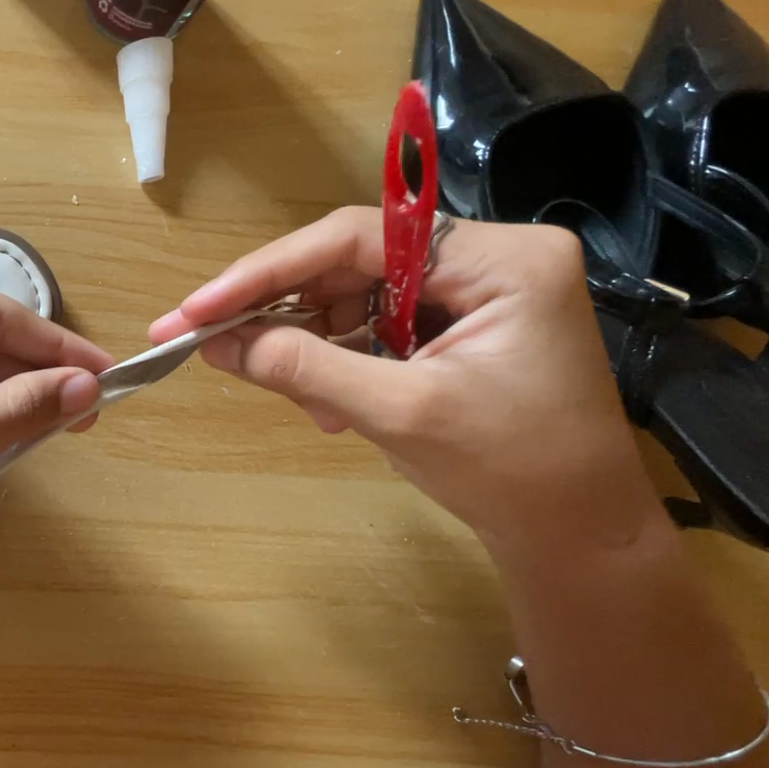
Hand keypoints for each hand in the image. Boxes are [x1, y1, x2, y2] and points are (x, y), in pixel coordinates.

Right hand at [148, 207, 663, 554]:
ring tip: (298, 401)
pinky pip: (363, 326)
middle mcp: (484, 257)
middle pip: (345, 262)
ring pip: (346, 296)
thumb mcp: (396, 412)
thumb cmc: (507, 468)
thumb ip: (302, 368)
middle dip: (276, 309)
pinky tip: (326, 406)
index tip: (197, 309)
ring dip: (304, 345)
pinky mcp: (450, 324)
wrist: (571, 529)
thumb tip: (215, 344)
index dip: (265, 272)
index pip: (354, 238)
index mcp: (498, 259)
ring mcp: (467, 291)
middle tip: (201, 339)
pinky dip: (330, 362)